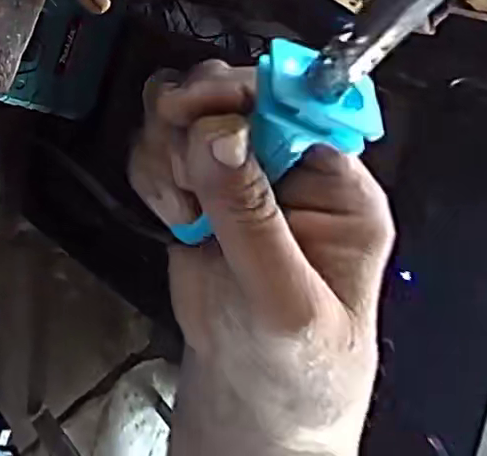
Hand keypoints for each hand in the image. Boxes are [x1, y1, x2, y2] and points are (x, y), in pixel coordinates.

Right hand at [127, 61, 393, 455]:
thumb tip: (220, 132)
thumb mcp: (285, 302)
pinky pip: (154, 140)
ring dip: (168, 151)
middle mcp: (285, 160)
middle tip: (183, 168)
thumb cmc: (296, 366)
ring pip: (181, 107)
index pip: (296, 100)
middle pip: (227, 89)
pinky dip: (151, 172)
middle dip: (194, 121)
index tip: (204, 104)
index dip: (248, 91)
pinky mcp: (193, 179)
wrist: (249, 397)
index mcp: (335, 181)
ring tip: (185, 207)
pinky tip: (174, 215)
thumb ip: (251, 217)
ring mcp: (235, 167)